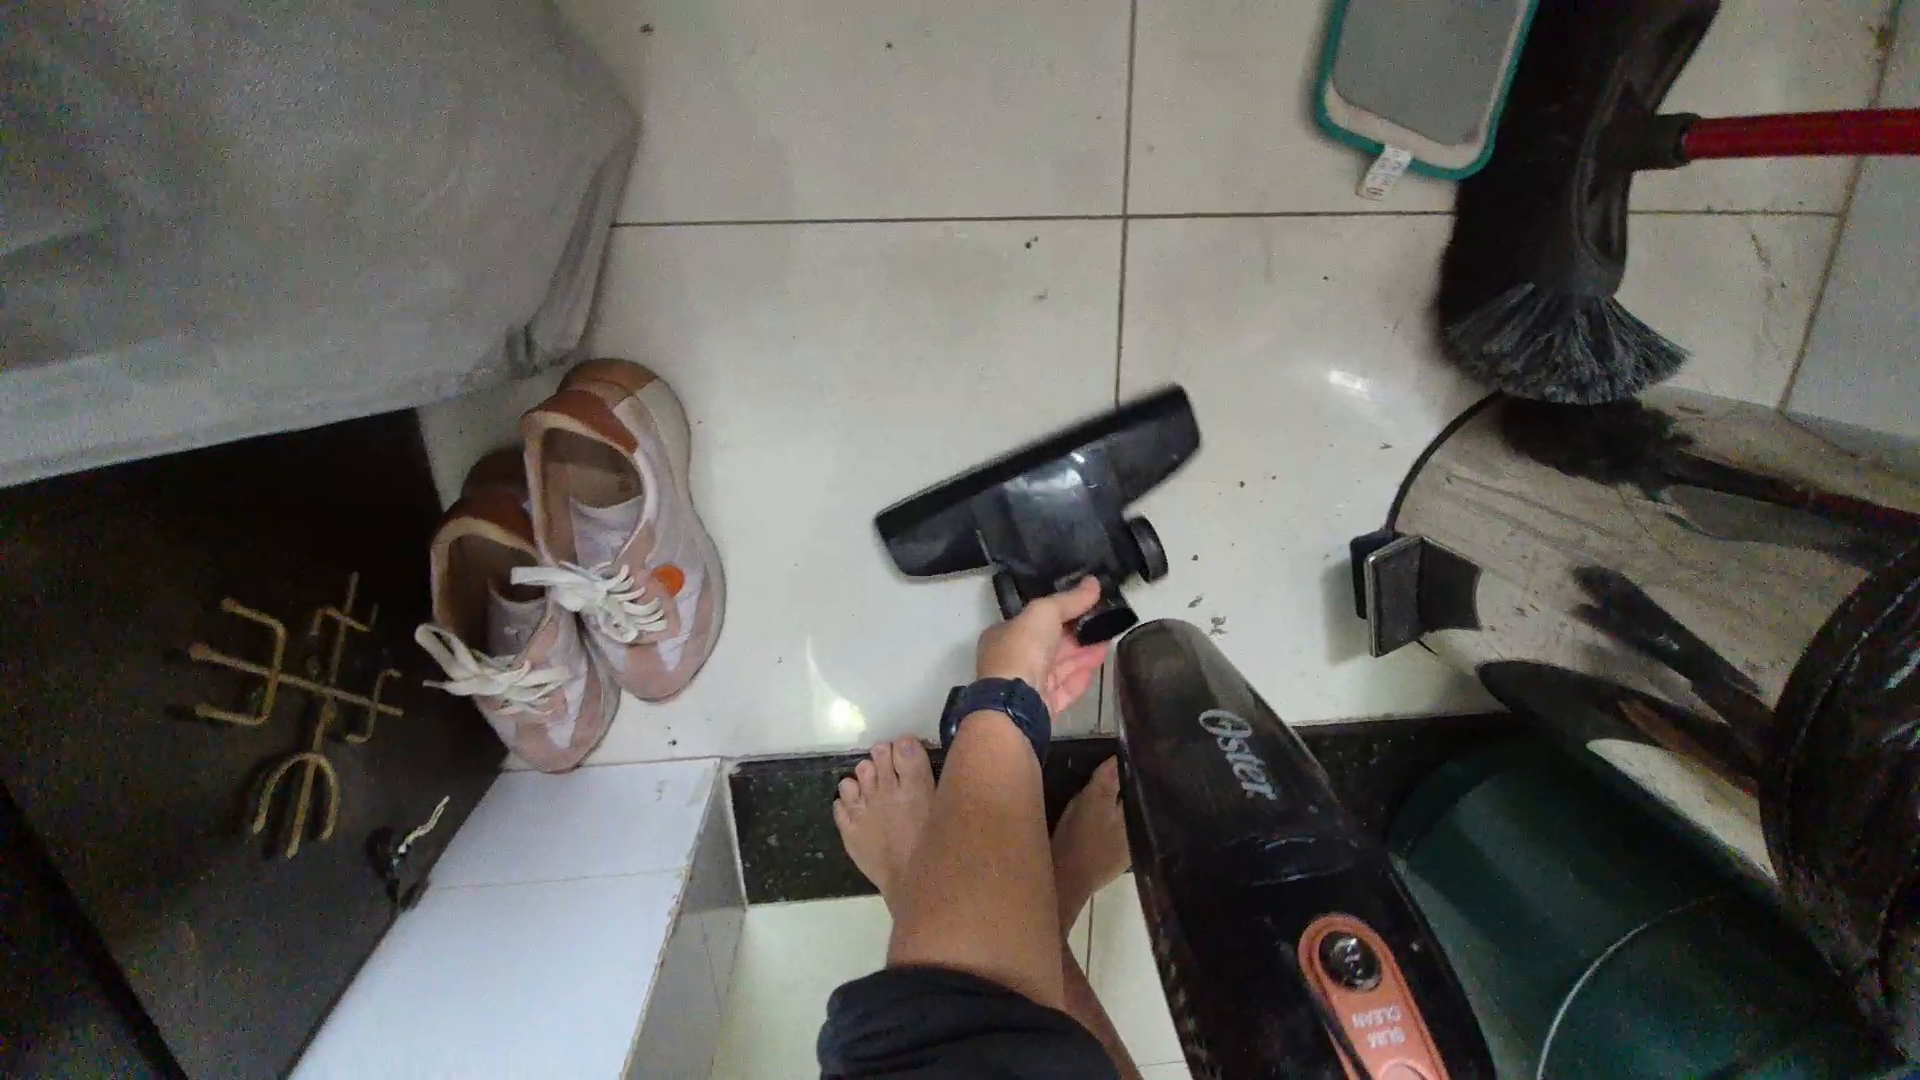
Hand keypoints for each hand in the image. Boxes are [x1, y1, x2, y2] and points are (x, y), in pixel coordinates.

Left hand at [976, 577, 1111, 718]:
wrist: (1016, 701)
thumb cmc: (1022, 648)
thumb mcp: (1044, 612)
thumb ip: (1070, 599)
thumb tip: (1093, 582)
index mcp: (1004, 636)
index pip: (1034, 622)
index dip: (1060, 615)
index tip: (1085, 608)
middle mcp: (1012, 661)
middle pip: (1050, 646)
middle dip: (1077, 636)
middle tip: (1104, 625)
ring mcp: (1026, 687)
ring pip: (1059, 668)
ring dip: (1083, 655)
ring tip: (1109, 642)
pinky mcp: (1041, 708)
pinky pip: (1064, 689)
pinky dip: (1081, 678)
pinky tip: (1098, 666)